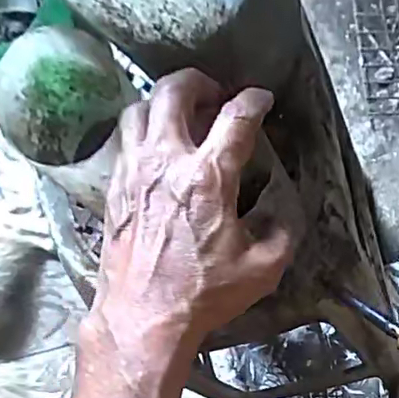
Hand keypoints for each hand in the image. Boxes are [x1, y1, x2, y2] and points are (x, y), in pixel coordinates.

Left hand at [94, 69, 296, 357]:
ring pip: (140, 107)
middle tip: (214, 93)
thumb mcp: (262, 270)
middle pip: (174, 91)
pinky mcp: (115, 188)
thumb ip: (281, 234)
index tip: (262, 100)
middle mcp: (167, 161)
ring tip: (181, 113)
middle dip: (198, 82)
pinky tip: (155, 147)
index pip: (235, 118)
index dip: (254, 101)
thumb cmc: (203, 294)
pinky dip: (143, 129)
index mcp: (208, 178)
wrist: (145, 315)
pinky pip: (125, 139)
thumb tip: (283, 213)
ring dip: (164, 100)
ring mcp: (134, 171)